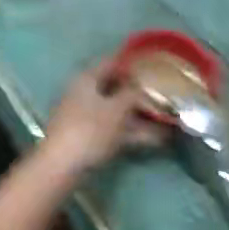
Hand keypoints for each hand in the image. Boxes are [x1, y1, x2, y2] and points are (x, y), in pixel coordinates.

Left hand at [39, 57, 165, 176]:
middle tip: (163, 97)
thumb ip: (132, 94)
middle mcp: (85, 93)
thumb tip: (142, 85)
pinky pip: (114, 129)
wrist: (61, 166)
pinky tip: (156, 140)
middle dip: (139, 94)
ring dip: (140, 117)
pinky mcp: (88, 137)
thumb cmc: (90, 129)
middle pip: (115, 88)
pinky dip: (132, 132)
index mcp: (87, 78)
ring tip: (167, 123)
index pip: (112, 62)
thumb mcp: (116, 109)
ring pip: (117, 111)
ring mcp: (86, 116)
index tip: (154, 68)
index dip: (132, 64)